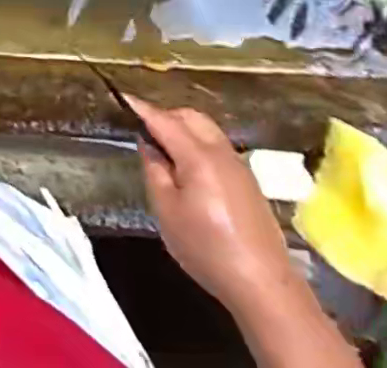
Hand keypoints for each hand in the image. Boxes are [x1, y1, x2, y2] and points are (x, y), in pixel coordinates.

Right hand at [130, 98, 301, 313]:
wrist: (265, 288)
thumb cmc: (207, 248)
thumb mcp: (166, 209)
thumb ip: (154, 170)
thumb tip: (149, 145)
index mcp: (198, 157)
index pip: (164, 120)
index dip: (141, 108)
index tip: (121, 98)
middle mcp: (222, 155)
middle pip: (191, 117)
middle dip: (165, 115)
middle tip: (141, 129)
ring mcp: (240, 169)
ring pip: (207, 131)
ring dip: (183, 129)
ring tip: (161, 148)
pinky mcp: (248, 184)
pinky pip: (217, 148)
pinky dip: (197, 143)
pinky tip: (186, 167)